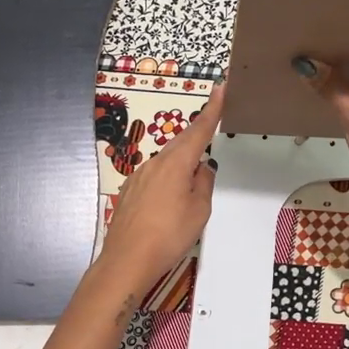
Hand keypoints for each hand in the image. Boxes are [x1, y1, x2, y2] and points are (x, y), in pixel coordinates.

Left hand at [96, 84, 222, 293]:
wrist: (127, 260)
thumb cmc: (169, 235)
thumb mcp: (199, 210)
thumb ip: (204, 184)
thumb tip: (202, 168)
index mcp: (176, 163)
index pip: (199, 130)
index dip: (212, 110)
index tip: (221, 88)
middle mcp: (155, 163)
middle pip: (181, 142)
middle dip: (197, 133)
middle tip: (212, 123)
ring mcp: (138, 177)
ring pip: (166, 159)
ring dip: (182, 158)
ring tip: (195, 169)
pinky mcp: (129, 191)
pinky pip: (154, 175)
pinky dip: (168, 175)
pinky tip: (172, 193)